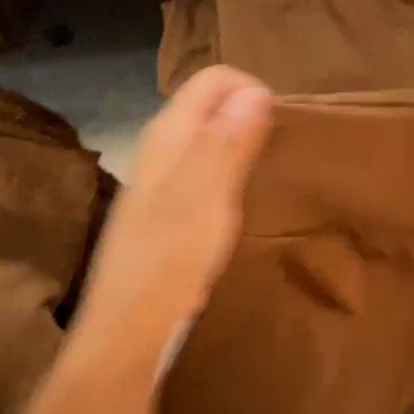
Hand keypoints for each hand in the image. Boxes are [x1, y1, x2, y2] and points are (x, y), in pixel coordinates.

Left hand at [74, 67, 273, 364]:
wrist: (128, 334)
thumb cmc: (170, 263)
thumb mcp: (206, 197)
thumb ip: (228, 142)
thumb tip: (255, 89)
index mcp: (168, 136)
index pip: (213, 80)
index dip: (253, 91)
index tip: (283, 128)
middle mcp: (160, 150)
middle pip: (211, 106)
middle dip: (251, 116)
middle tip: (285, 152)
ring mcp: (160, 182)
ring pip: (209, 140)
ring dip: (242, 146)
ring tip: (273, 175)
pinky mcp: (165, 212)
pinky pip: (205, 171)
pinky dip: (231, 174)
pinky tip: (246, 204)